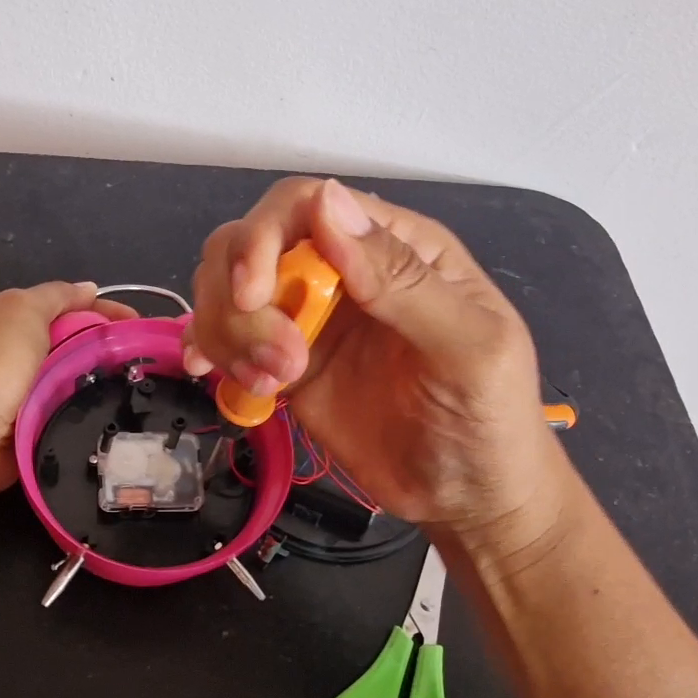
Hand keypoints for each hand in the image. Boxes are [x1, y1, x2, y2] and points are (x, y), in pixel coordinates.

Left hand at [0, 281, 138, 501]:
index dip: (99, 309)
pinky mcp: (18, 427)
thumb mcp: (22, 310)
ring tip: (134, 385)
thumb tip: (87, 288)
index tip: (138, 323)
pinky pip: (57, 410)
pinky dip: (78, 409)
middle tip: (141, 357)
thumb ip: (56, 296)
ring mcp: (8, 391)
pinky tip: (104, 412)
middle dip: (100, 344)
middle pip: (62, 339)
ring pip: (63, 376)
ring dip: (94, 379)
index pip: (58, 303)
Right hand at [182, 178, 579, 568]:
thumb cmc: (487, 417)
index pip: (303, 205)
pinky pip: (226, 337)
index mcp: (392, 246)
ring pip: (227, 288)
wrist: (467, 498)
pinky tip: (218, 379)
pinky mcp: (282, 363)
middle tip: (278, 364)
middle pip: (248, 242)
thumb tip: (326, 200)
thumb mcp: (468, 345)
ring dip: (228, 332)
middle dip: (241, 298)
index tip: (253, 295)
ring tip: (268, 386)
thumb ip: (401, 277)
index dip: (262, 237)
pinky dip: (209, 350)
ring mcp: (306, 318)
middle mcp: (340, 270)